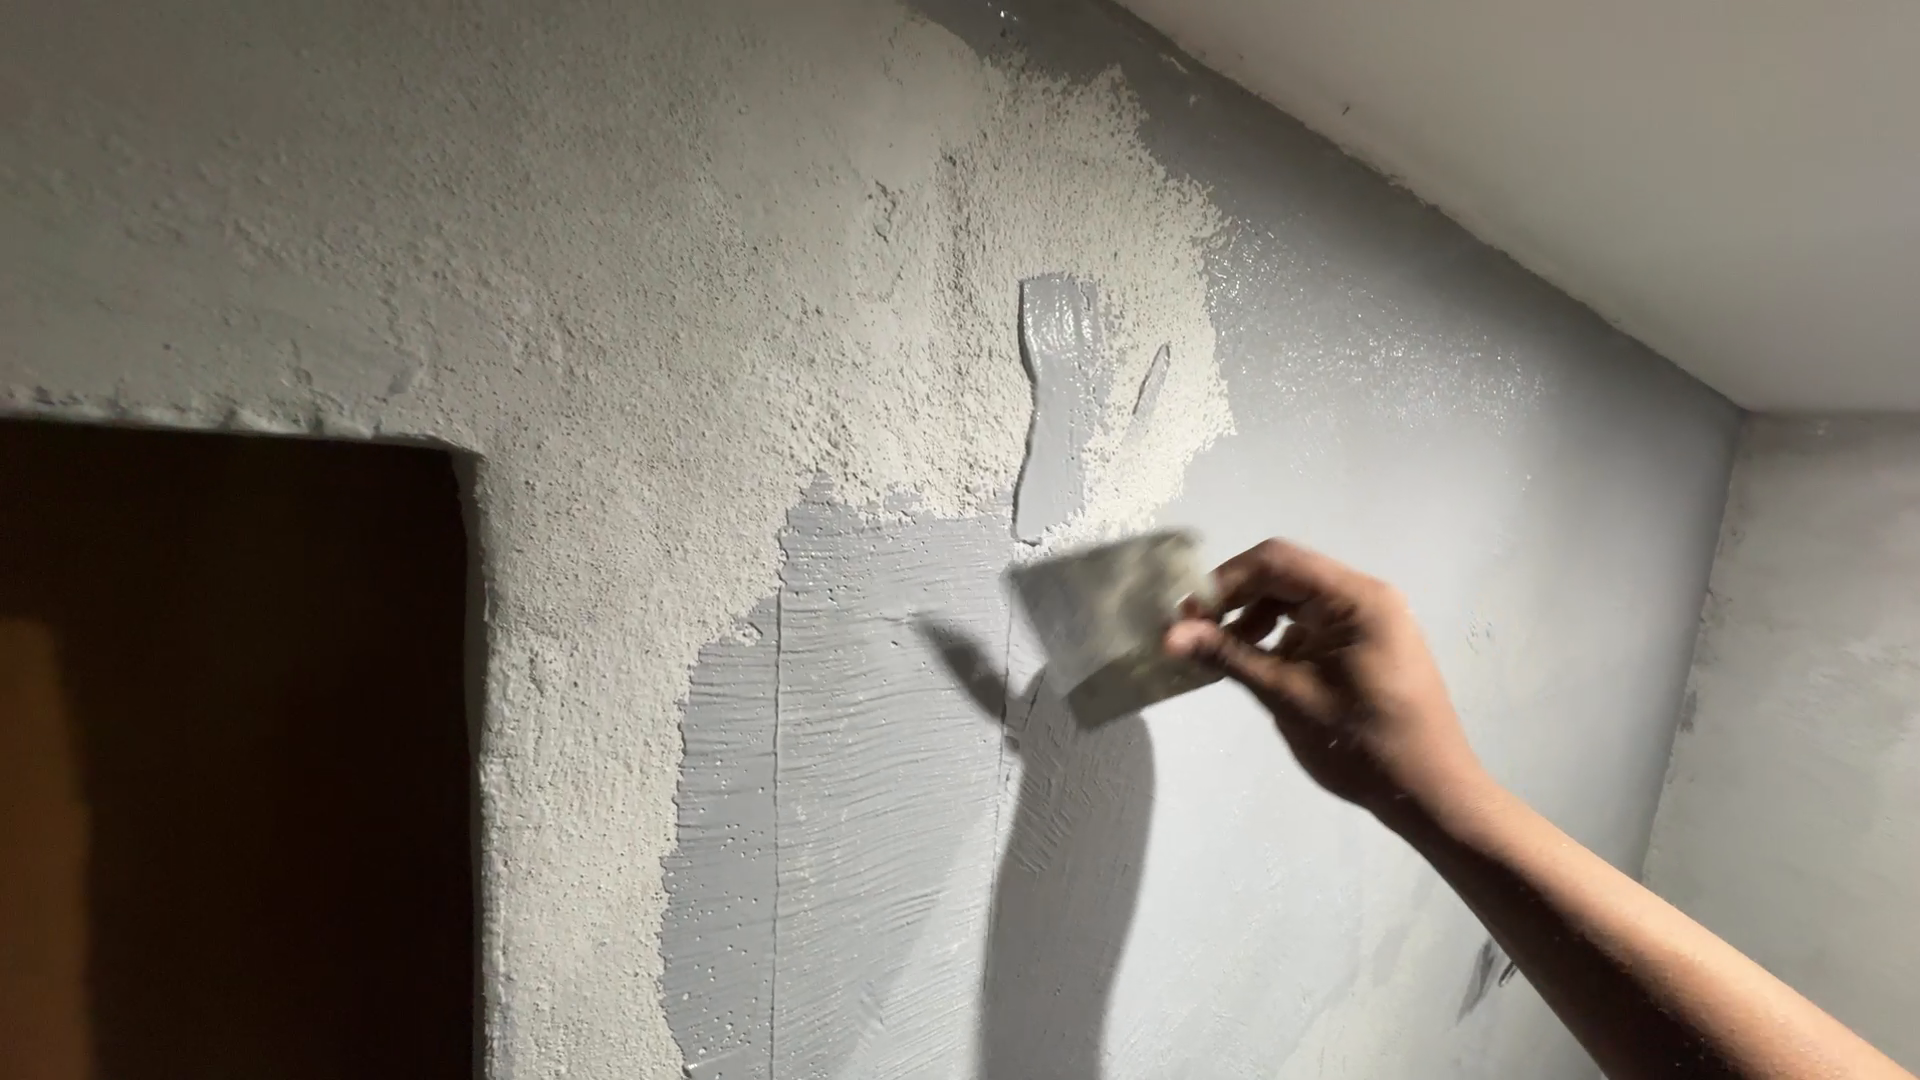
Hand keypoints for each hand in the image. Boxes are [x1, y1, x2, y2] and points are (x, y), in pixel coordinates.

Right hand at [1164, 538, 1481, 813]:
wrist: (1430, 796)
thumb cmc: (1363, 745)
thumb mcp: (1286, 697)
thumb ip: (1228, 656)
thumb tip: (1169, 635)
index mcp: (1357, 599)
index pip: (1276, 561)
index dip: (1225, 581)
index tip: (1188, 615)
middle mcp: (1364, 597)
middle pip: (1283, 574)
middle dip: (1234, 598)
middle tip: (1195, 631)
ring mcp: (1365, 619)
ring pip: (1291, 597)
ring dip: (1250, 617)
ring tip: (1221, 652)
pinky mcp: (1360, 642)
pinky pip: (1306, 621)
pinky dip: (1273, 635)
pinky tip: (1254, 664)